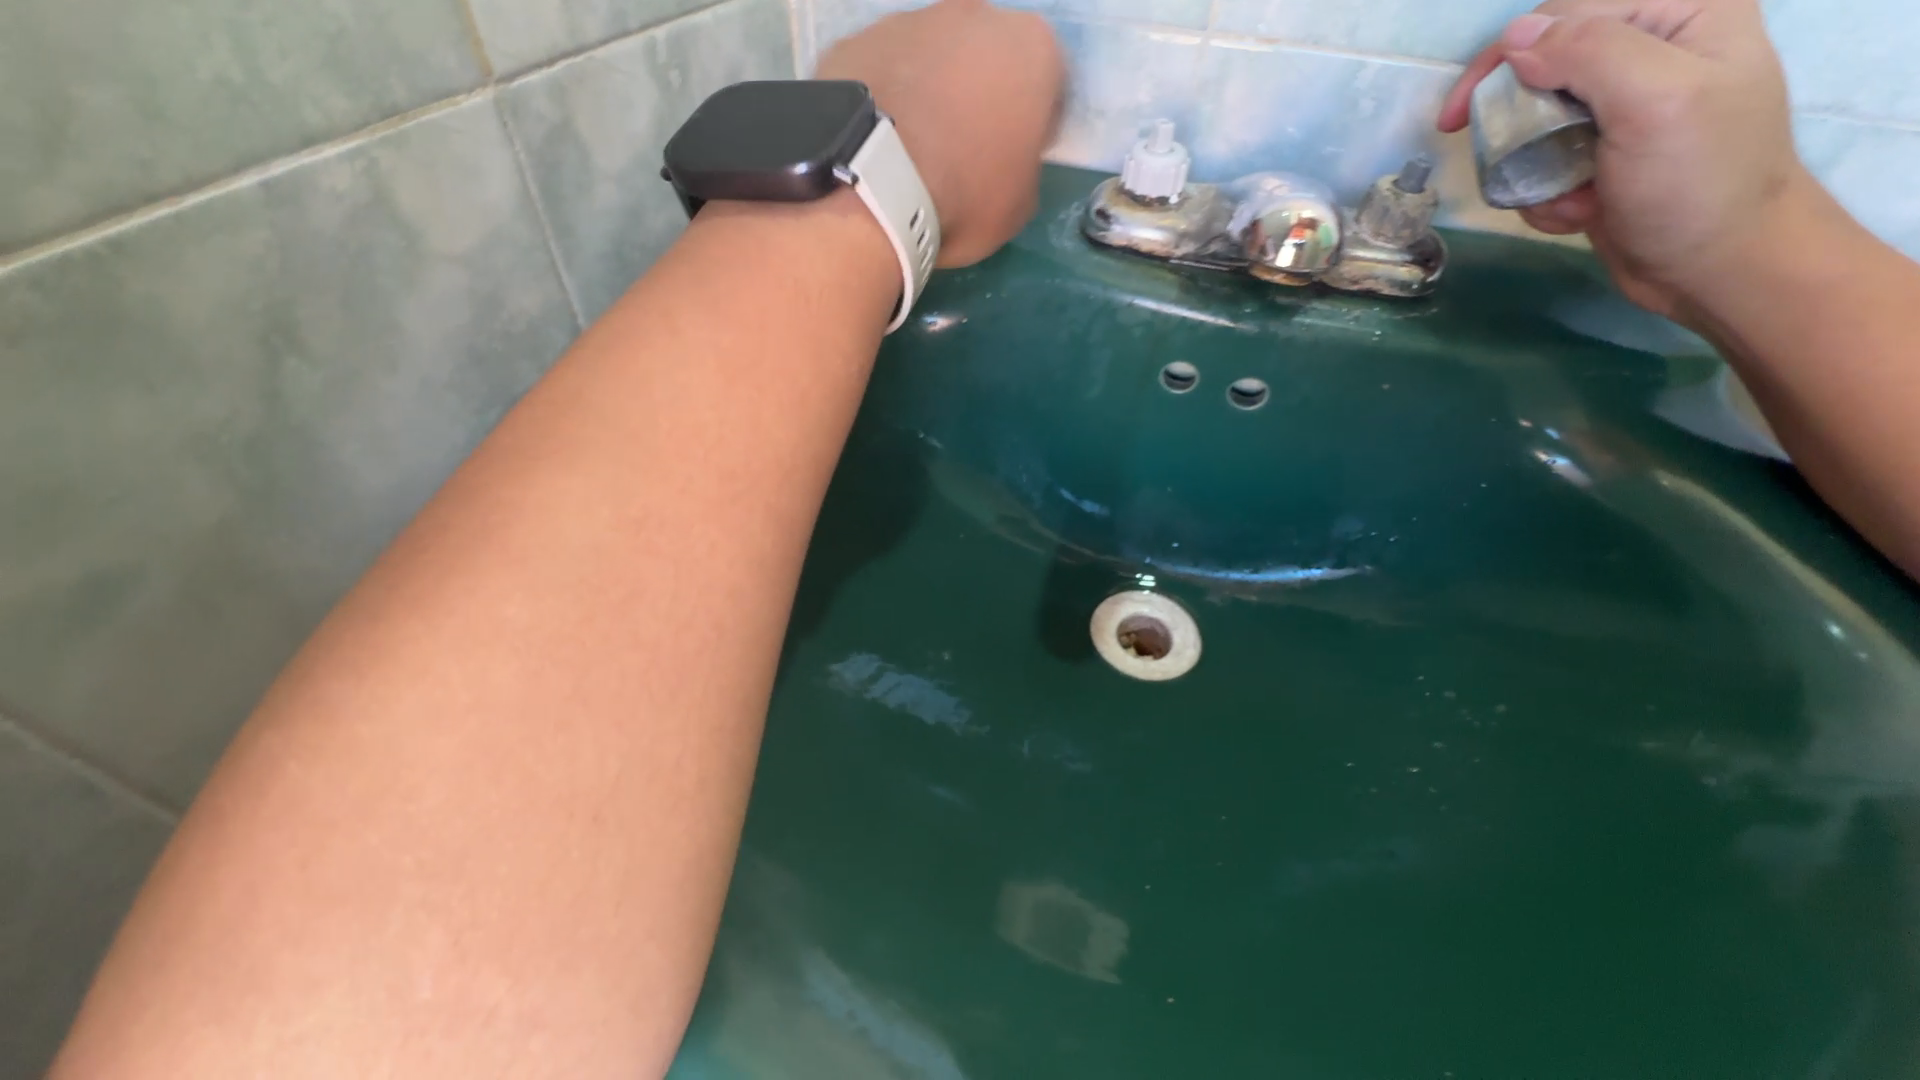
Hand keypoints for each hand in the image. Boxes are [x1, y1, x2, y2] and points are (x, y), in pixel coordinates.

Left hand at [818, 0, 1064, 266]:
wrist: (871, 187)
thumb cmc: (965, 196)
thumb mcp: (1018, 205)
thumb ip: (1022, 166)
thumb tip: (1003, 161)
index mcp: (1031, 48)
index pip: (1045, 85)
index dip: (1029, 124)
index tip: (1010, 157)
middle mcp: (974, 15)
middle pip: (983, 58)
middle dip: (976, 96)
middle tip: (960, 152)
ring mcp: (908, 20)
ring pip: (928, 58)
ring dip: (926, 93)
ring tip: (908, 152)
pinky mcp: (854, 41)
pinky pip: (879, 72)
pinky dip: (881, 98)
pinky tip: (873, 143)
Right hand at [1438, 0, 1815, 319]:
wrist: (1716, 267)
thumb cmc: (1699, 181)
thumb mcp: (1655, 101)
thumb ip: (1590, 52)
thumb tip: (1514, 37)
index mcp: (1681, 12)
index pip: (1564, 13)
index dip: (1503, 60)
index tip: (1457, 119)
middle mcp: (1652, 48)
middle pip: (1541, 68)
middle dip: (1521, 129)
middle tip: (1512, 169)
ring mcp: (1624, 105)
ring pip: (1532, 123)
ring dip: (1531, 170)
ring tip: (1566, 197)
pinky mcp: (1601, 152)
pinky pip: (1542, 161)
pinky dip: (1544, 193)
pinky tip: (1577, 210)